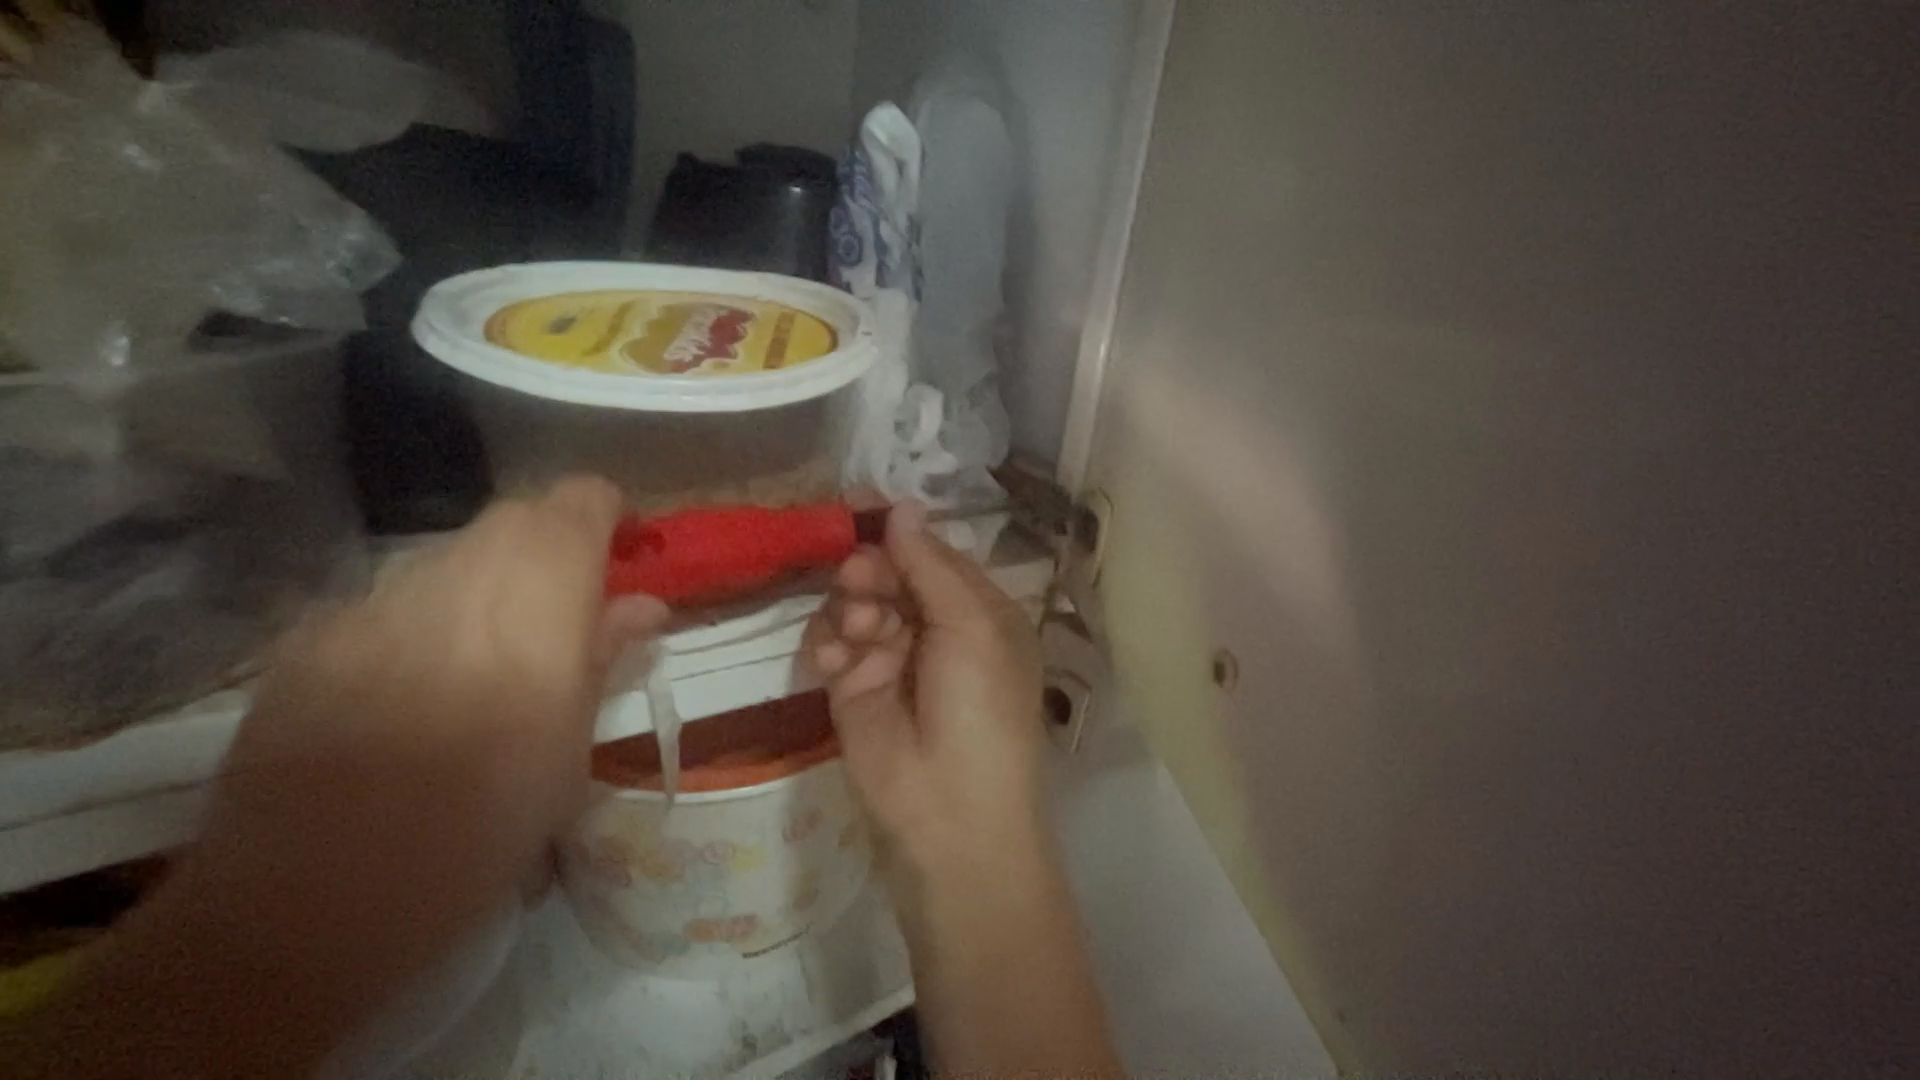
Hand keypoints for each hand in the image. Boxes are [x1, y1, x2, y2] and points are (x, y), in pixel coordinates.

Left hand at [89, 478, 667, 1070]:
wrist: (312, 897)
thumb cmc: (485, 823)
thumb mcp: (572, 747)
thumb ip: (605, 657)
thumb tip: (642, 606)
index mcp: (538, 593)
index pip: (580, 501)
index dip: (609, 518)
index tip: (625, 561)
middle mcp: (456, 573)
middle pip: (516, 519)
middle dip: (552, 550)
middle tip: (566, 617)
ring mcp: (375, 599)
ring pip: (450, 558)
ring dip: (486, 585)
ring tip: (488, 662)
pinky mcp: (311, 638)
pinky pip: (388, 605)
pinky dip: (420, 626)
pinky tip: (410, 696)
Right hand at [803, 503, 1048, 877]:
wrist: (948, 808)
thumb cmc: (981, 707)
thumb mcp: (972, 627)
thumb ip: (931, 565)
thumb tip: (903, 507)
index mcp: (975, 608)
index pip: (930, 552)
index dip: (897, 527)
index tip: (856, 500)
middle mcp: (931, 625)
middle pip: (886, 571)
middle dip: (869, 568)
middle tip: (860, 577)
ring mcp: (887, 655)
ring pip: (851, 601)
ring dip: (850, 606)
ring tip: (860, 632)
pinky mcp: (849, 685)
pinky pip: (827, 642)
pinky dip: (828, 642)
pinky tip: (838, 660)